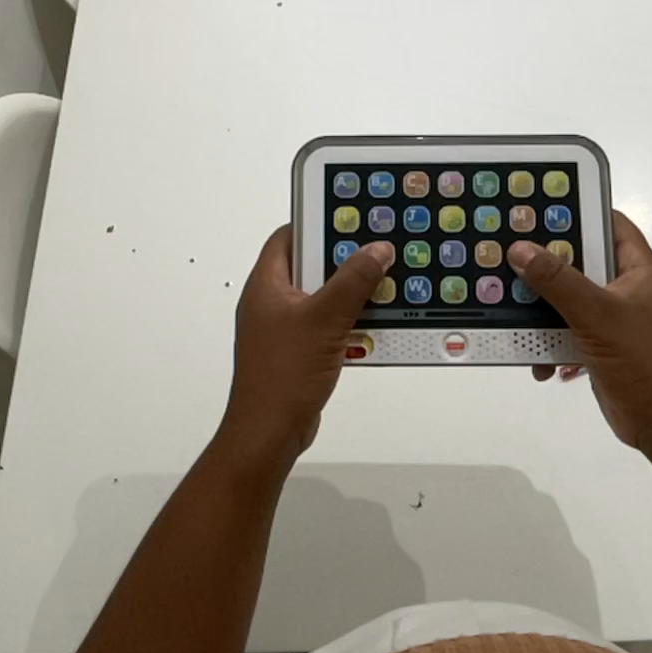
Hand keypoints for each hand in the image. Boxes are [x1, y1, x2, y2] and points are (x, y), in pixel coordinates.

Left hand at [218, 225, 393, 468]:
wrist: (269, 433)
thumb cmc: (285, 373)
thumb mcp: (325, 319)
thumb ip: (353, 281)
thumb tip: (377, 248)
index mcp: (266, 284)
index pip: (288, 237)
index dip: (318, 223)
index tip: (352, 219)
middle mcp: (271, 302)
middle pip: (310, 266)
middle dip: (344, 261)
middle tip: (378, 251)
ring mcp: (282, 328)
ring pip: (322, 298)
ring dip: (350, 295)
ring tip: (384, 286)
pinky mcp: (296, 351)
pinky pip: (326, 326)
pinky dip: (348, 323)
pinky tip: (376, 326)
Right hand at [509, 211, 651, 450]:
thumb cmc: (645, 363)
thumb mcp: (599, 316)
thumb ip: (558, 281)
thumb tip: (519, 248)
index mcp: (637, 270)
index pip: (608, 223)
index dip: (576, 209)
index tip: (533, 205)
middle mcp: (624, 289)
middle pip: (578, 261)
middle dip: (543, 262)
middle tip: (503, 252)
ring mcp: (612, 321)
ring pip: (566, 300)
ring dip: (540, 311)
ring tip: (507, 308)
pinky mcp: (599, 349)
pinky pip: (564, 334)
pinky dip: (548, 345)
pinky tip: (538, 363)